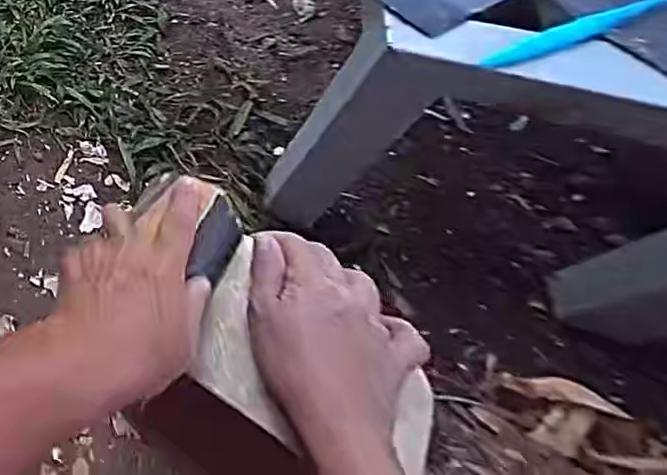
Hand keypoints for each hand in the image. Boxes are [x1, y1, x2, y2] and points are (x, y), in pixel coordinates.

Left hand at [43, 175, 213, 407]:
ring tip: (122, 237)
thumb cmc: (139, 357)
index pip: (180, 222)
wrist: (86, 358)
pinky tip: (93, 275)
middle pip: (147, 214)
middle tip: (162, 202)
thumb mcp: (183, 342)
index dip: (186, 201)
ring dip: (119, 223)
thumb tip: (198, 287)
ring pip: (113, 221)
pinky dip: (92, 255)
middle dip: (156, 205)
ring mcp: (102, 250)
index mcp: (165, 265)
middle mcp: (134, 248)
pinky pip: (88, 247)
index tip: (188, 186)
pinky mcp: (76, 258)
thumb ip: (192, 306)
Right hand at [248, 232, 427, 474]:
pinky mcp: (395, 357)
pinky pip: (404, 332)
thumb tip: (266, 243)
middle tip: (287, 267)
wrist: (338, 427)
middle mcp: (349, 297)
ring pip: (363, 285)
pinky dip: (392, 326)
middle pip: (329, 258)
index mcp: (315, 284)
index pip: (297, 244)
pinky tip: (379, 329)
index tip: (266, 245)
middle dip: (306, 255)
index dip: (278, 240)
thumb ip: (264, 272)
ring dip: (345, 281)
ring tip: (328, 293)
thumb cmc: (296, 376)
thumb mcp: (262, 316)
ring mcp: (375, 326)